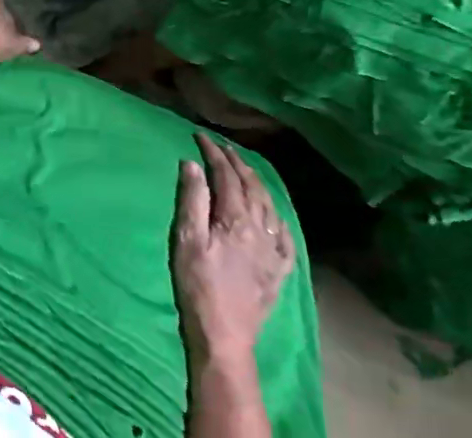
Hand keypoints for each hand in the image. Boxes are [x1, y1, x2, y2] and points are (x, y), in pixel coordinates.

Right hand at [172, 133, 297, 359]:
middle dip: (236, 162)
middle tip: (221, 146)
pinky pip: (284, 236)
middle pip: (251, 186)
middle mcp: (260, 228)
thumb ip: (192, 200)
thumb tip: (191, 163)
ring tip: (244, 169)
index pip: (226, 175)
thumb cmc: (198, 285)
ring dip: (255, 182)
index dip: (214, 153)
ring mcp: (273, 250)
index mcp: (236, 218)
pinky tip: (273, 215)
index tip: (200, 137)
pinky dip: (277, 218)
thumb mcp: (187, 240)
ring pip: (269, 205)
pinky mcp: (279, 271)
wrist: (225, 335)